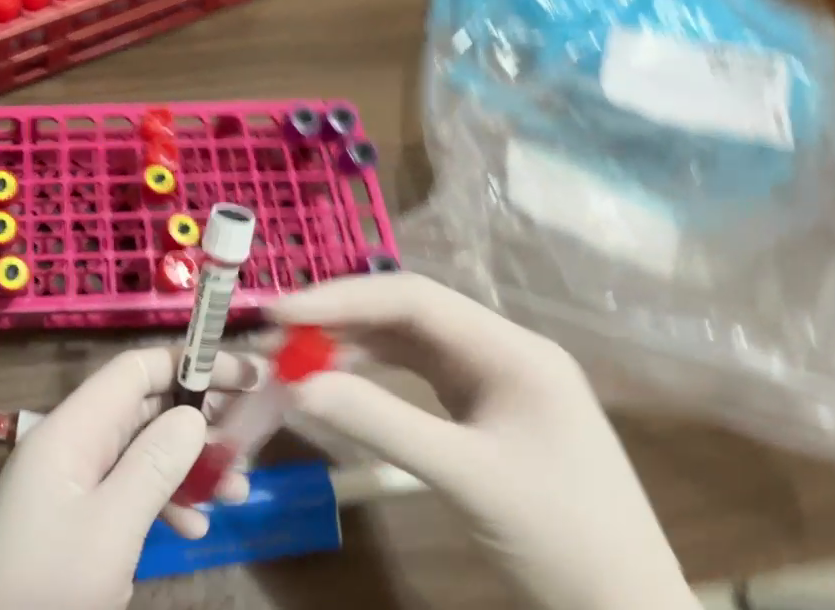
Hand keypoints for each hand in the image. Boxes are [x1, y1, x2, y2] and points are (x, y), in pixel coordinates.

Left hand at [0, 347, 254, 609]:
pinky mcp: (74, 517)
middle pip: (141, 409)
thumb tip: (193, 414)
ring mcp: (70, 482)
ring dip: (189, 467)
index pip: (132, 371)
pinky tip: (194, 527)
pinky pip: (126, 490)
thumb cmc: (52, 583)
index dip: (189, 364)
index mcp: (69, 430)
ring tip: (237, 492)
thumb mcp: (111, 526)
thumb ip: (154, 465)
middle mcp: (69, 445)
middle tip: (249, 443)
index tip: (245, 375)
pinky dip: (164, 500)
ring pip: (139, 453)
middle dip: (197, 421)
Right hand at [273, 273, 699, 609]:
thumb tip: (293, 385)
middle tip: (276, 336)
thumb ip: (379, 423)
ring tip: (293, 356)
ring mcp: (492, 378)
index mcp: (513, 350)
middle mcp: (502, 350)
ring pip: (407, 341)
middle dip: (339, 319)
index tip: (280, 312)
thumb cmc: (559, 537)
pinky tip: (335, 379)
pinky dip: (371, 373)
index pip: (414, 299)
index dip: (341, 298)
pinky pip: (415, 373)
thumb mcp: (464, 477)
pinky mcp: (482, 407)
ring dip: (350, 344)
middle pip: (407, 313)